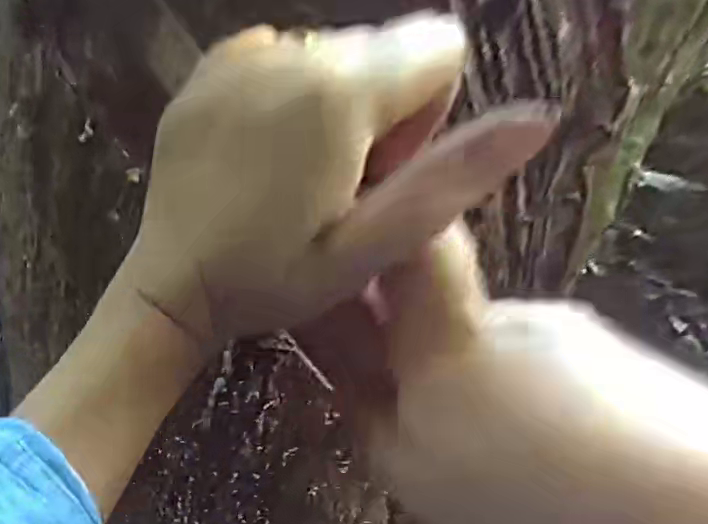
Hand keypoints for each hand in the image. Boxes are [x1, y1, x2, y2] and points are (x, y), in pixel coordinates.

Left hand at [119, 15, 551, 351]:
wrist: (169, 289)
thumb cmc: (263, 283)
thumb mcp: (360, 254)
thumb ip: (445, 185)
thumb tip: (538, 118)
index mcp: (341, 91)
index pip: (441, 50)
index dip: (422, 120)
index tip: (372, 181)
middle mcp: (293, 53)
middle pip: (381, 51)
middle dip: (373, 112)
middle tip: (322, 192)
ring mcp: (239, 60)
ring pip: (326, 57)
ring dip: (324, 108)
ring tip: (283, 183)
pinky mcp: (203, 76)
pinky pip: (271, 61)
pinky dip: (277, 99)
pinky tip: (252, 159)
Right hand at [365, 223, 707, 523]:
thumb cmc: (524, 491)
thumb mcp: (406, 470)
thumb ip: (365, 414)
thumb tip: (346, 376)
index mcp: (442, 338)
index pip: (400, 251)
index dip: (367, 245)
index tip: (334, 273)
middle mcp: (507, 316)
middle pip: (435, 310)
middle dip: (401, 346)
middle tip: (393, 418)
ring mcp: (566, 335)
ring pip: (484, 351)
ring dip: (460, 388)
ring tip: (475, 463)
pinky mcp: (613, 360)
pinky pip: (532, 373)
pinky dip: (513, 406)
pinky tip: (531, 463)